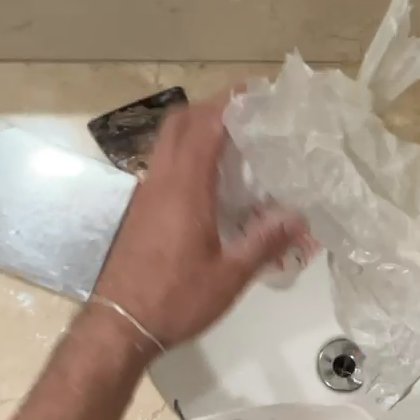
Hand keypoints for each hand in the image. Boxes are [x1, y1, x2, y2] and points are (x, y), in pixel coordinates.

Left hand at [89, 94, 306, 347]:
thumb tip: (298, 217)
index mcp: (185, 189)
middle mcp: (160, 182)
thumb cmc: (176, 300)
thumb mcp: (230, 277)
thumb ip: (264, 242)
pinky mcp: (139, 213)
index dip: (229, 103)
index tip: (255, 95)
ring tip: (231, 150)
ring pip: (167, 145)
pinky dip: (186, 161)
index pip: (205, 126)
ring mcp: (144, 196)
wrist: (121, 324)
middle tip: (243, 118)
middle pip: (179, 123)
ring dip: (196, 135)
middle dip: (210, 110)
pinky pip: (163, 169)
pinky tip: (208, 188)